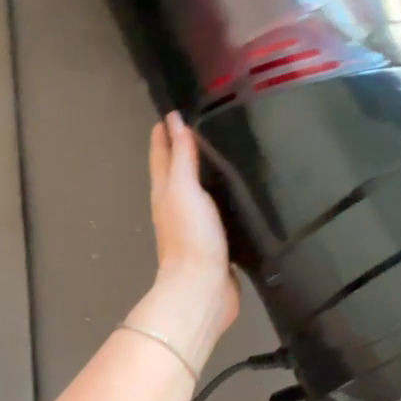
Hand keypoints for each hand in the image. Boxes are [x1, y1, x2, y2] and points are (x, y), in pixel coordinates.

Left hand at [128, 113, 238, 365]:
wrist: (203, 290)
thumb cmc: (190, 236)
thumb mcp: (184, 189)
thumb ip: (182, 156)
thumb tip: (174, 121)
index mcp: (165, 191)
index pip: (162, 154)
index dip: (165, 132)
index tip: (173, 110)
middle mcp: (176, 205)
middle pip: (177, 171)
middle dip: (183, 148)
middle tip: (198, 124)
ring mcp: (195, 225)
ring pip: (198, 191)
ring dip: (204, 173)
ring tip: (222, 153)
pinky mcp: (216, 241)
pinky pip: (218, 211)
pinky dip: (223, 198)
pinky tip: (237, 194)